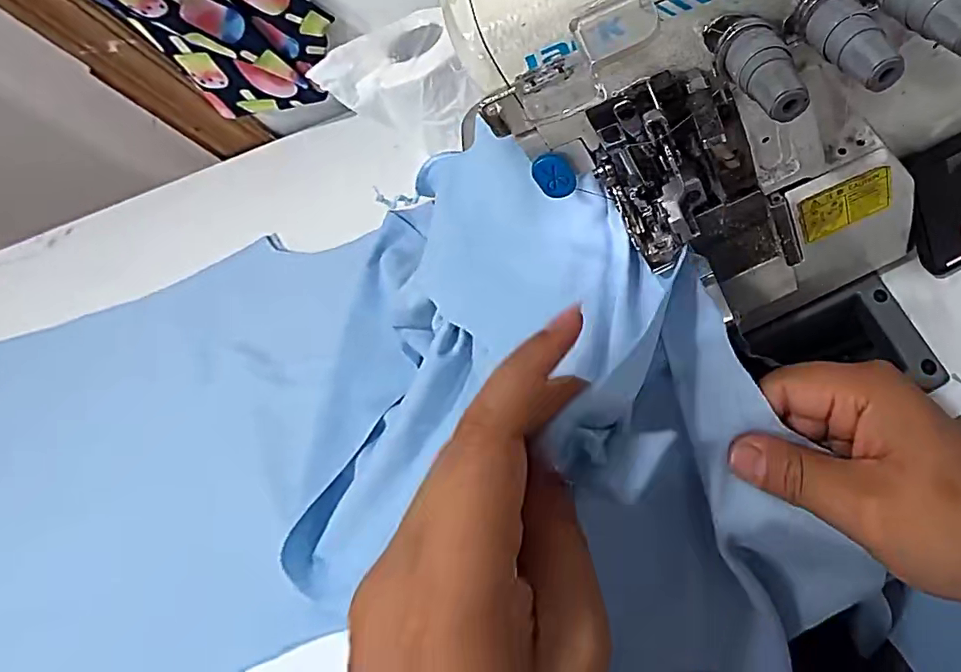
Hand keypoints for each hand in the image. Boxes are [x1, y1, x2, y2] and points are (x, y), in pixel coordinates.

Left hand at [350, 307, 608, 671]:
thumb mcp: (573, 649)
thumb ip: (556, 542)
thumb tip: (540, 469)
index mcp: (448, 582)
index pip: (483, 441)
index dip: (527, 369)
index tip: (572, 321)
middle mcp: (395, 565)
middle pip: (462, 448)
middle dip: (525, 396)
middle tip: (583, 383)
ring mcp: (377, 581)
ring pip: (450, 471)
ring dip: (507, 435)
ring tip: (562, 420)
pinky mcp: (381, 593)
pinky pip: (440, 505)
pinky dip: (486, 473)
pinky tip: (522, 478)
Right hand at [726, 360, 960, 609]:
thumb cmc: (948, 527)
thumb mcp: (860, 503)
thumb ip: (794, 472)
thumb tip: (736, 448)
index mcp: (865, 387)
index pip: (786, 384)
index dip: (755, 417)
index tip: (728, 455)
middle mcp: (871, 390)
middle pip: (798, 403)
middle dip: (775, 441)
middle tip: (746, 484)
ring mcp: (881, 416)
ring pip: (814, 427)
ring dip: (797, 459)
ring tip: (774, 496)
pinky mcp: (887, 441)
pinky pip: (836, 444)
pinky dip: (820, 469)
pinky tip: (808, 497)